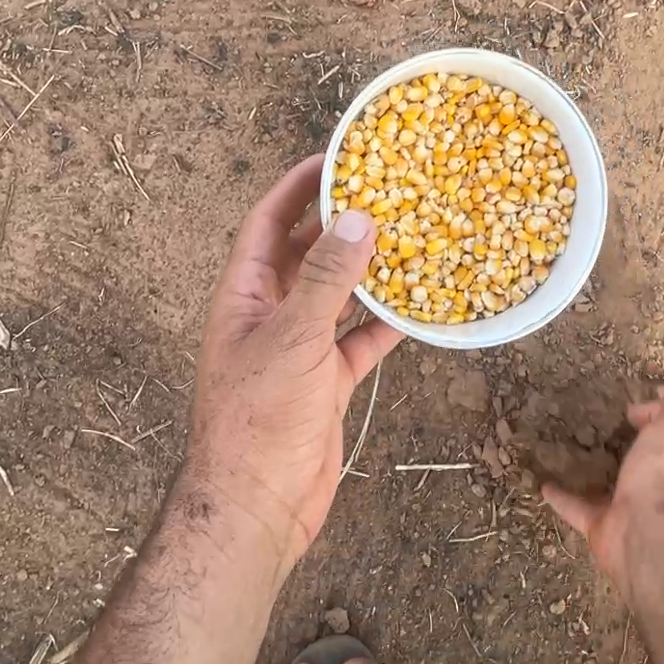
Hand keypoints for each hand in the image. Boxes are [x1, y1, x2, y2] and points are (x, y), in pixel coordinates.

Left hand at [182, 154, 403, 571]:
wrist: (258, 507)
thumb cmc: (260, 416)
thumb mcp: (293, 338)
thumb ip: (326, 278)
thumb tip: (359, 217)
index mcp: (246, 293)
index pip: (269, 222)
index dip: (297, 186)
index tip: (334, 157)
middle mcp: (271, 313)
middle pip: (307, 253)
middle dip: (340, 223)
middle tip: (384, 192)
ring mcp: (300, 347)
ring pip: (337, 295)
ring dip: (368, 271)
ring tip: (408, 237)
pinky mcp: (327, 380)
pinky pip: (359, 340)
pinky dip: (384, 324)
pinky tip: (417, 308)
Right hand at [542, 388, 663, 603]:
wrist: (647, 529)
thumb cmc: (663, 472)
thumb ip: (662, 411)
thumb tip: (638, 410)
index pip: (662, 441)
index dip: (648, 423)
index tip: (624, 406)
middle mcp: (649, 486)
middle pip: (631, 464)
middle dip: (615, 448)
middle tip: (588, 424)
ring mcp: (623, 508)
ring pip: (601, 486)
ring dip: (585, 473)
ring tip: (562, 449)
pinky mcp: (596, 524)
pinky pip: (573, 505)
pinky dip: (559, 495)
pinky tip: (541, 479)